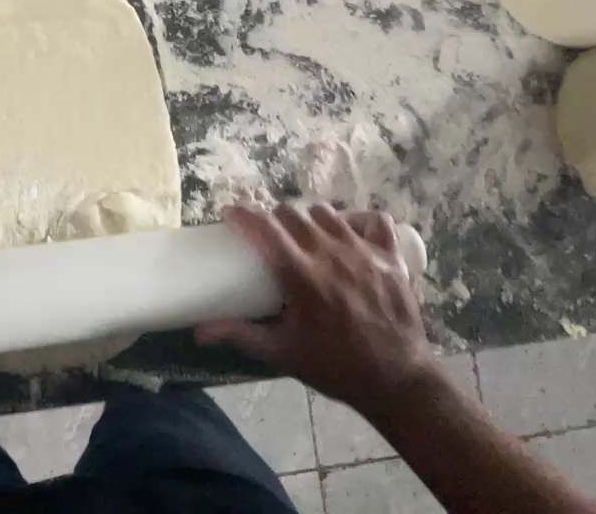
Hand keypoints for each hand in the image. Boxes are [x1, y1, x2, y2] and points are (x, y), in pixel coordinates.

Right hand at [196, 204, 437, 415]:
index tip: (229, 214)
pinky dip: (361, 222)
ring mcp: (363, 251)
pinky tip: (352, 234)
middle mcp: (329, 252)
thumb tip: (198, 332)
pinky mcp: (390, 257)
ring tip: (308, 236)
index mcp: (300, 273)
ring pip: (327, 213)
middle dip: (274, 218)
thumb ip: (240, 335)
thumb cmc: (335, 366)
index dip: (241, 213)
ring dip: (310, 219)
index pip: (262, 226)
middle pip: (291, 212)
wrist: (397, 382)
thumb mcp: (282, 352)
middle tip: (269, 235)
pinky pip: (375, 220)